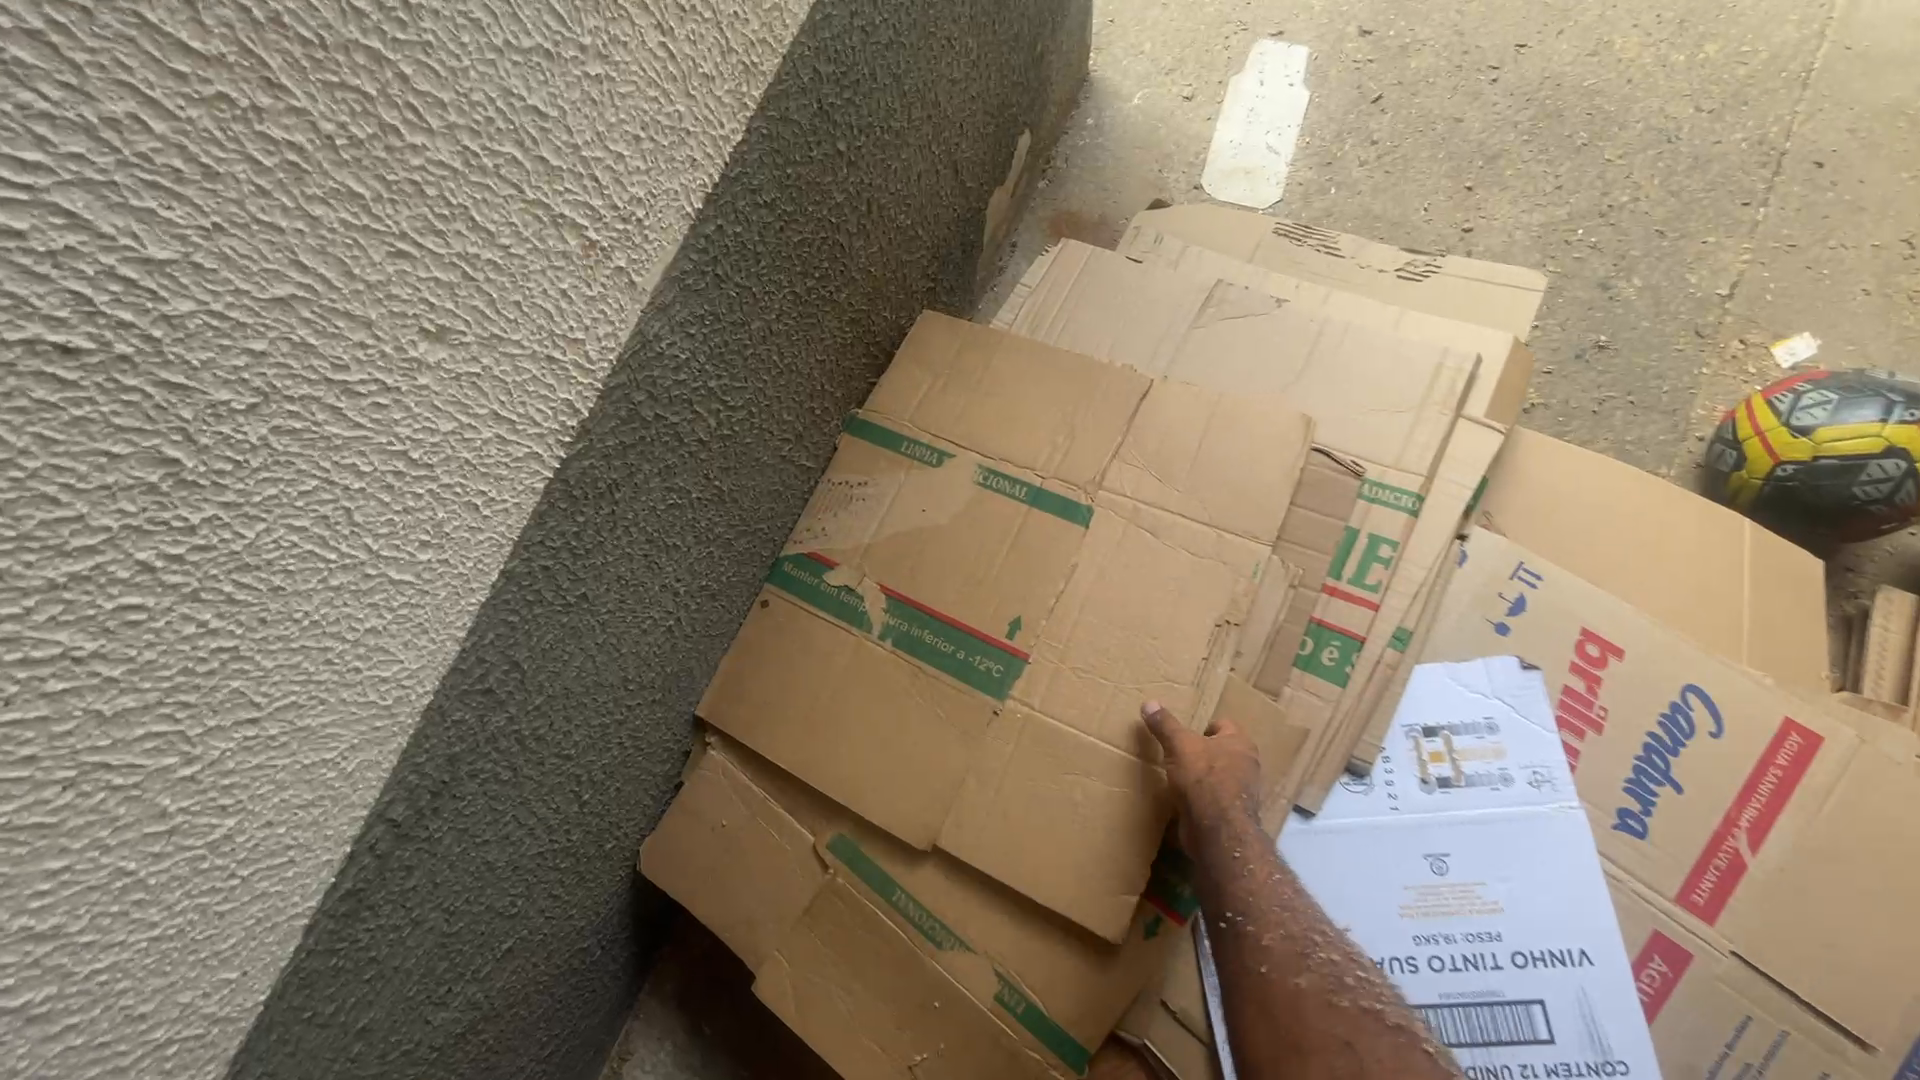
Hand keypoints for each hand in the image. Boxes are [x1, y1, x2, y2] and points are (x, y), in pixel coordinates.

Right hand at [1143, 700, 1262, 851]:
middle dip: (1202, 751)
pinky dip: (1200, 798)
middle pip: (1222, 750)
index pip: (1223, 724)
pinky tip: (1182, 798)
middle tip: (1178, 752)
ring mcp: (1241, 791)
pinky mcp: (1230, 814)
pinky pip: (1213, 799)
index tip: (1183, 733)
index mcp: (1240, 742)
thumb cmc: (1203, 778)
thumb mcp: (1179, 745)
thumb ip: (1165, 725)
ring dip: (1201, 776)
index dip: (1203, 726)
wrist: (1217, 830)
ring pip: (1218, 775)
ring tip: (1177, 775)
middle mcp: (1246, 764)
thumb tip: (1148, 702)